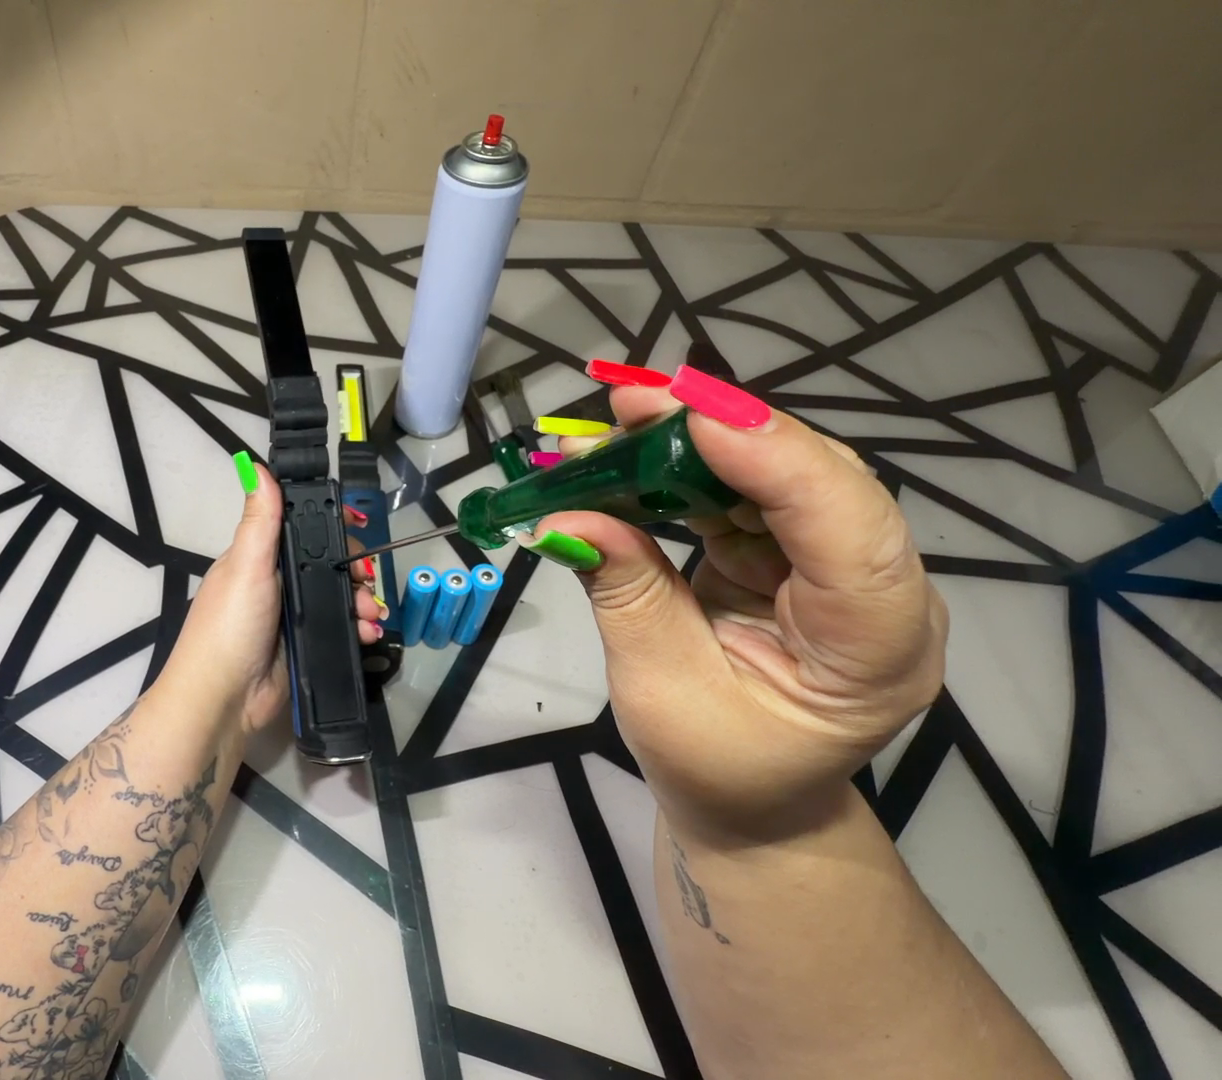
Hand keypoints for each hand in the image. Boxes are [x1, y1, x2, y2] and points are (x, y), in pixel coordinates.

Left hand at [160, 465, 383, 734]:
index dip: (333, 528)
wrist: (224, 698)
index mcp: (259, 559)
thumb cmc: (231, 623)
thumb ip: (260, 520)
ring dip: (363, 603)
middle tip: (368, 582)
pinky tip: (368, 634)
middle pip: (329, 566)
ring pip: (340, 598)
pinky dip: (358, 629)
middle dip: (356, 571)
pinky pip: (340, 630)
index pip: (304, 531)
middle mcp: (278, 584)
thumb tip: (255, 464)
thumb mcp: (245, 565)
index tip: (358, 530)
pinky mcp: (306, 648)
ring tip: (371, 615)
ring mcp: (293, 618)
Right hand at [535, 386, 946, 845]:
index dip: (778, 465)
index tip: (692, 415)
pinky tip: (631, 454)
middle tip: (633, 401)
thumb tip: (563, 519)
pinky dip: (683, 471)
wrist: (753, 805)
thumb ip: (626, 596)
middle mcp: (876, 593)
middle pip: (820, 485)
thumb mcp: (660, 689)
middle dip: (725, 432)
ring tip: (618, 419)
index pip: (850, 536)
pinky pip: (742, 496)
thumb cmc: (716, 768)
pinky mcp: (791, 556)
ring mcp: (834, 568)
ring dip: (694, 442)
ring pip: (778, 476)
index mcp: (874, 651)